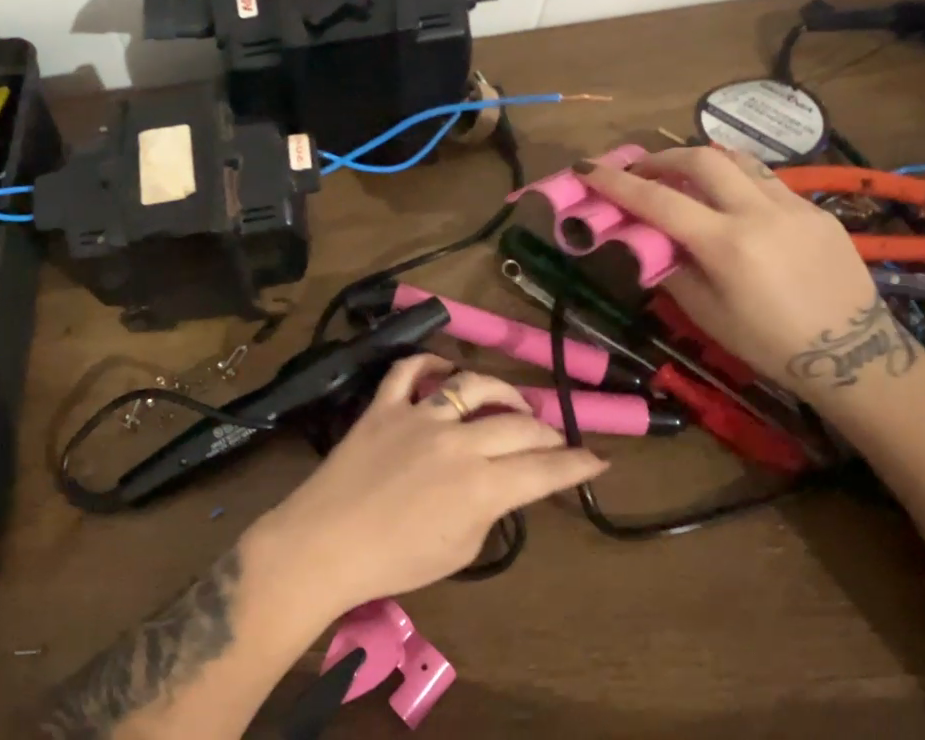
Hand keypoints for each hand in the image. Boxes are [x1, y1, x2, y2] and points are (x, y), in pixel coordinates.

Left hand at [244, 355, 606, 621]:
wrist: (327, 541)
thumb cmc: (397, 560)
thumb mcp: (462, 548)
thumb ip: (490, 509)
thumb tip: (501, 485)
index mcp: (483, 485)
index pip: (546, 468)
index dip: (578, 464)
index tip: (597, 460)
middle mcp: (458, 441)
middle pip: (518, 423)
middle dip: (547, 430)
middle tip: (553, 439)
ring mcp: (417, 416)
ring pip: (472, 384)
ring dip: (500, 390)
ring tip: (510, 401)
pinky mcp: (382, 406)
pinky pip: (408, 370)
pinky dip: (429, 363)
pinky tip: (444, 368)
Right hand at [573, 146, 919, 396]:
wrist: (855, 357)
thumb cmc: (768, 343)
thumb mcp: (705, 312)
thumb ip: (672, 267)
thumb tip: (646, 240)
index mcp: (727, 244)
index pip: (657, 200)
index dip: (615, 182)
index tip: (585, 168)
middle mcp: (760, 214)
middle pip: (701, 160)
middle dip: (661, 158)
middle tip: (638, 170)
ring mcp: (795, 208)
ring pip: (738, 163)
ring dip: (700, 163)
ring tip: (680, 177)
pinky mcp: (818, 212)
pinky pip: (767, 183)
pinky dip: (735, 182)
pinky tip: (727, 204)